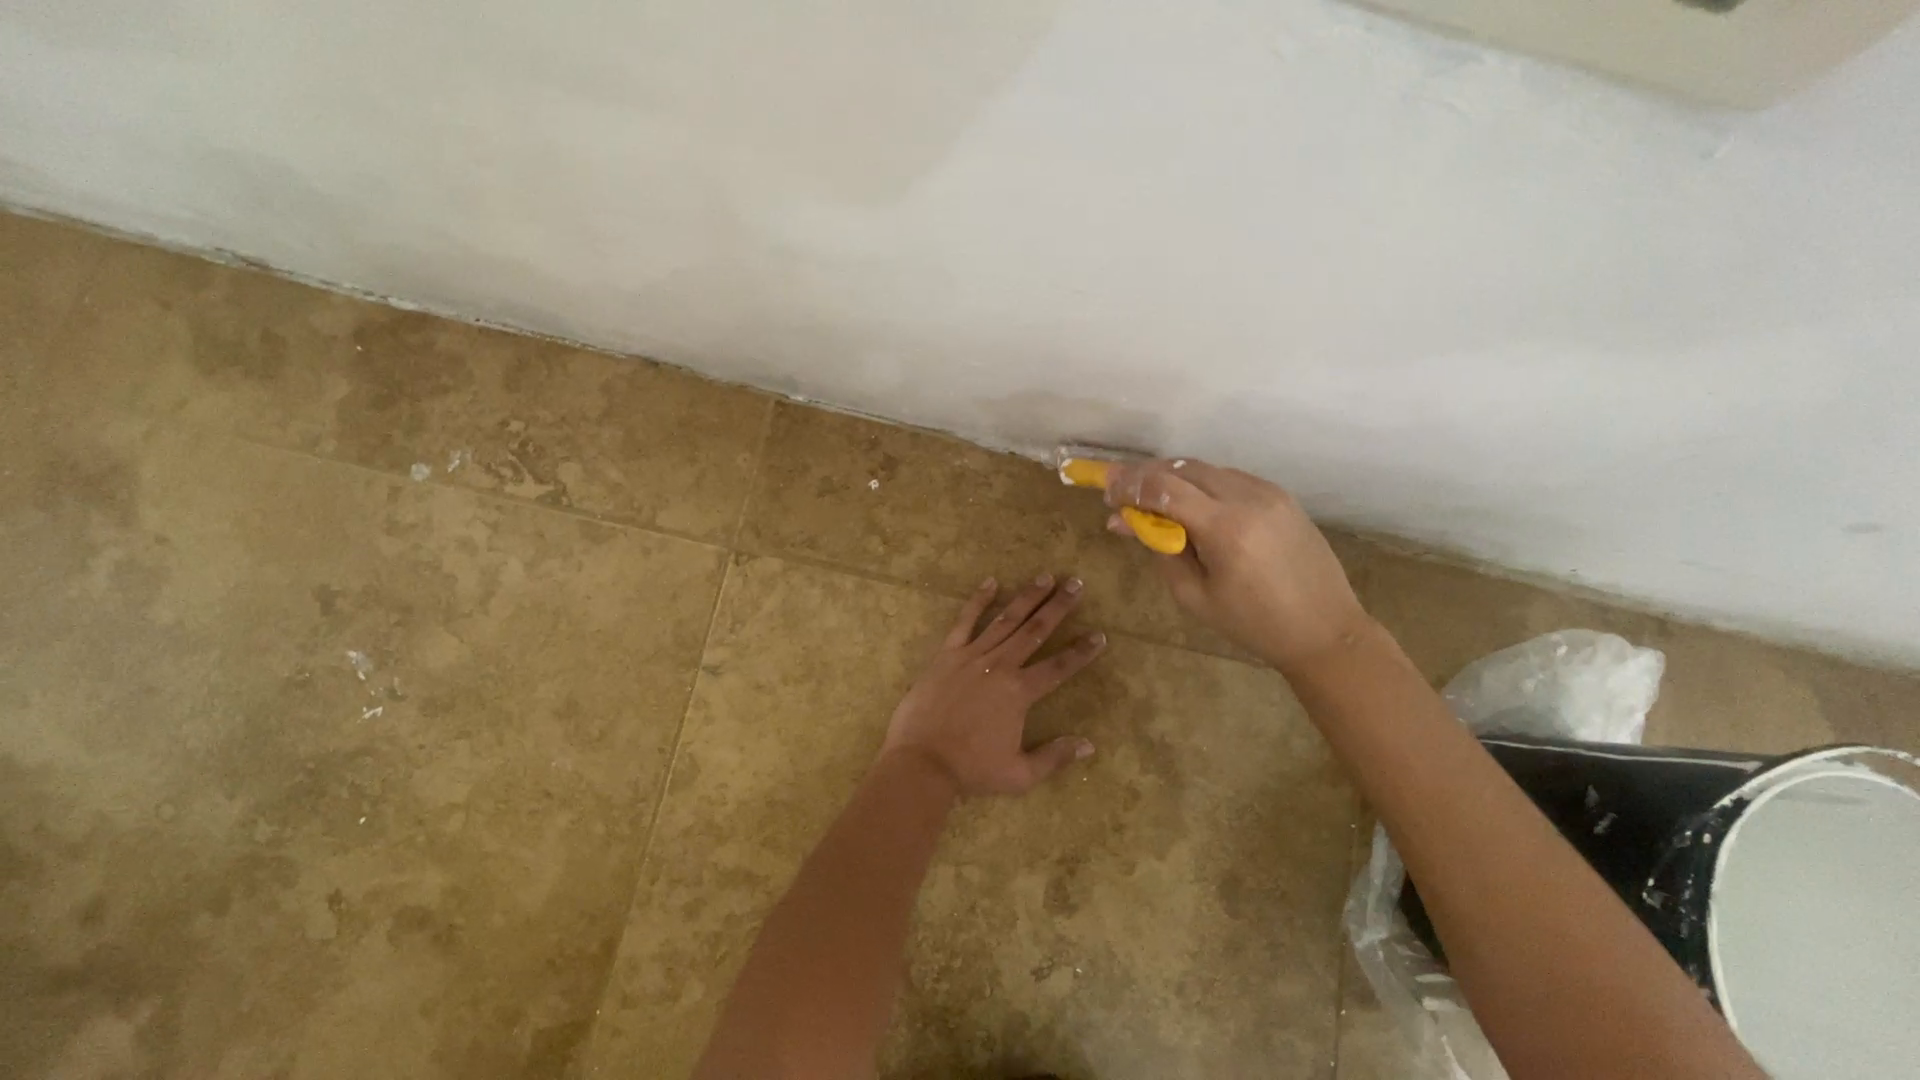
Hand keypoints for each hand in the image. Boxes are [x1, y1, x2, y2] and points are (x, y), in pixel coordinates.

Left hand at [880, 574, 1104, 797]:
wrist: (921, 762)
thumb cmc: (971, 771)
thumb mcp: (1019, 775)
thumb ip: (1054, 757)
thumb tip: (1087, 745)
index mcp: (1020, 693)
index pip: (1059, 667)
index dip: (1081, 652)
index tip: (1099, 635)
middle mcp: (1000, 666)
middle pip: (1035, 630)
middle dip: (1058, 606)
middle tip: (1076, 583)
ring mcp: (971, 656)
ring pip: (1005, 620)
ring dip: (1027, 597)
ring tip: (1044, 577)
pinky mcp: (946, 655)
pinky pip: (964, 622)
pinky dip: (978, 601)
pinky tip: (991, 582)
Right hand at [1103, 459, 1370, 671]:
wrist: (1324, 628)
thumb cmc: (1253, 624)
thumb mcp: (1194, 596)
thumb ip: (1160, 550)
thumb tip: (1124, 520)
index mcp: (1226, 529)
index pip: (1164, 488)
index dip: (1129, 484)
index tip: (1105, 490)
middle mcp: (1248, 498)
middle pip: (1183, 468)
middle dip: (1145, 475)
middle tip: (1119, 491)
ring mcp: (1269, 492)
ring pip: (1206, 469)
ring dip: (1173, 477)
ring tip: (1149, 499)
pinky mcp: (1281, 496)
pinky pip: (1230, 478)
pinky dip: (1202, 484)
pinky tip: (1190, 505)